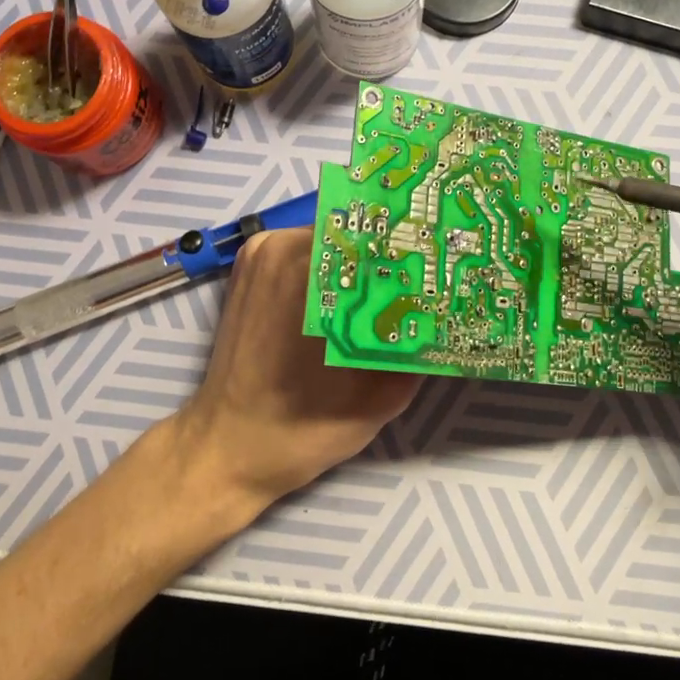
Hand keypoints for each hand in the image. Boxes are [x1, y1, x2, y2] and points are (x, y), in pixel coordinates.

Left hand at [172, 226, 421, 509]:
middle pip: (357, 230)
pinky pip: (306, 250)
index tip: (446, 258)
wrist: (228, 448)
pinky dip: (331, 266)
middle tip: (429, 273)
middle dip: (392, 250)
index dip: (417, 243)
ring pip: (333, 237)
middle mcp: (283, 248)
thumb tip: (451, 309)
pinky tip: (354, 295)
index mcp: (312, 270)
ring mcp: (261, 253)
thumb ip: (417, 346)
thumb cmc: (303, 428)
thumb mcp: (381, 396)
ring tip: (396, 285)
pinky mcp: (250, 266)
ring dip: (363, 258)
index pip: (382, 232)